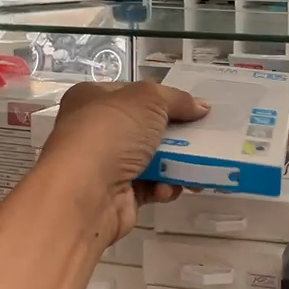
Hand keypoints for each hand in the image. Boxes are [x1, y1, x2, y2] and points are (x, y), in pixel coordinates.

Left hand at [37, 80, 209, 240]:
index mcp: (91, 99)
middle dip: (174, 134)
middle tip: (202, 137)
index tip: (190, 107)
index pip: (131, 93)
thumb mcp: (149, 100)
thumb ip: (178, 100)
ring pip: (150, 159)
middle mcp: (94, 131)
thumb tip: (202, 106)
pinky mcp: (116, 195)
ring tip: (195, 166)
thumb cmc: (111, 133)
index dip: (161, 98)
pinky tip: (167, 188)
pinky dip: (163, 187)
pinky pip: (149, 187)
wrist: (86, 192)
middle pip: (144, 128)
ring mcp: (103, 165)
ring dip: (174, 163)